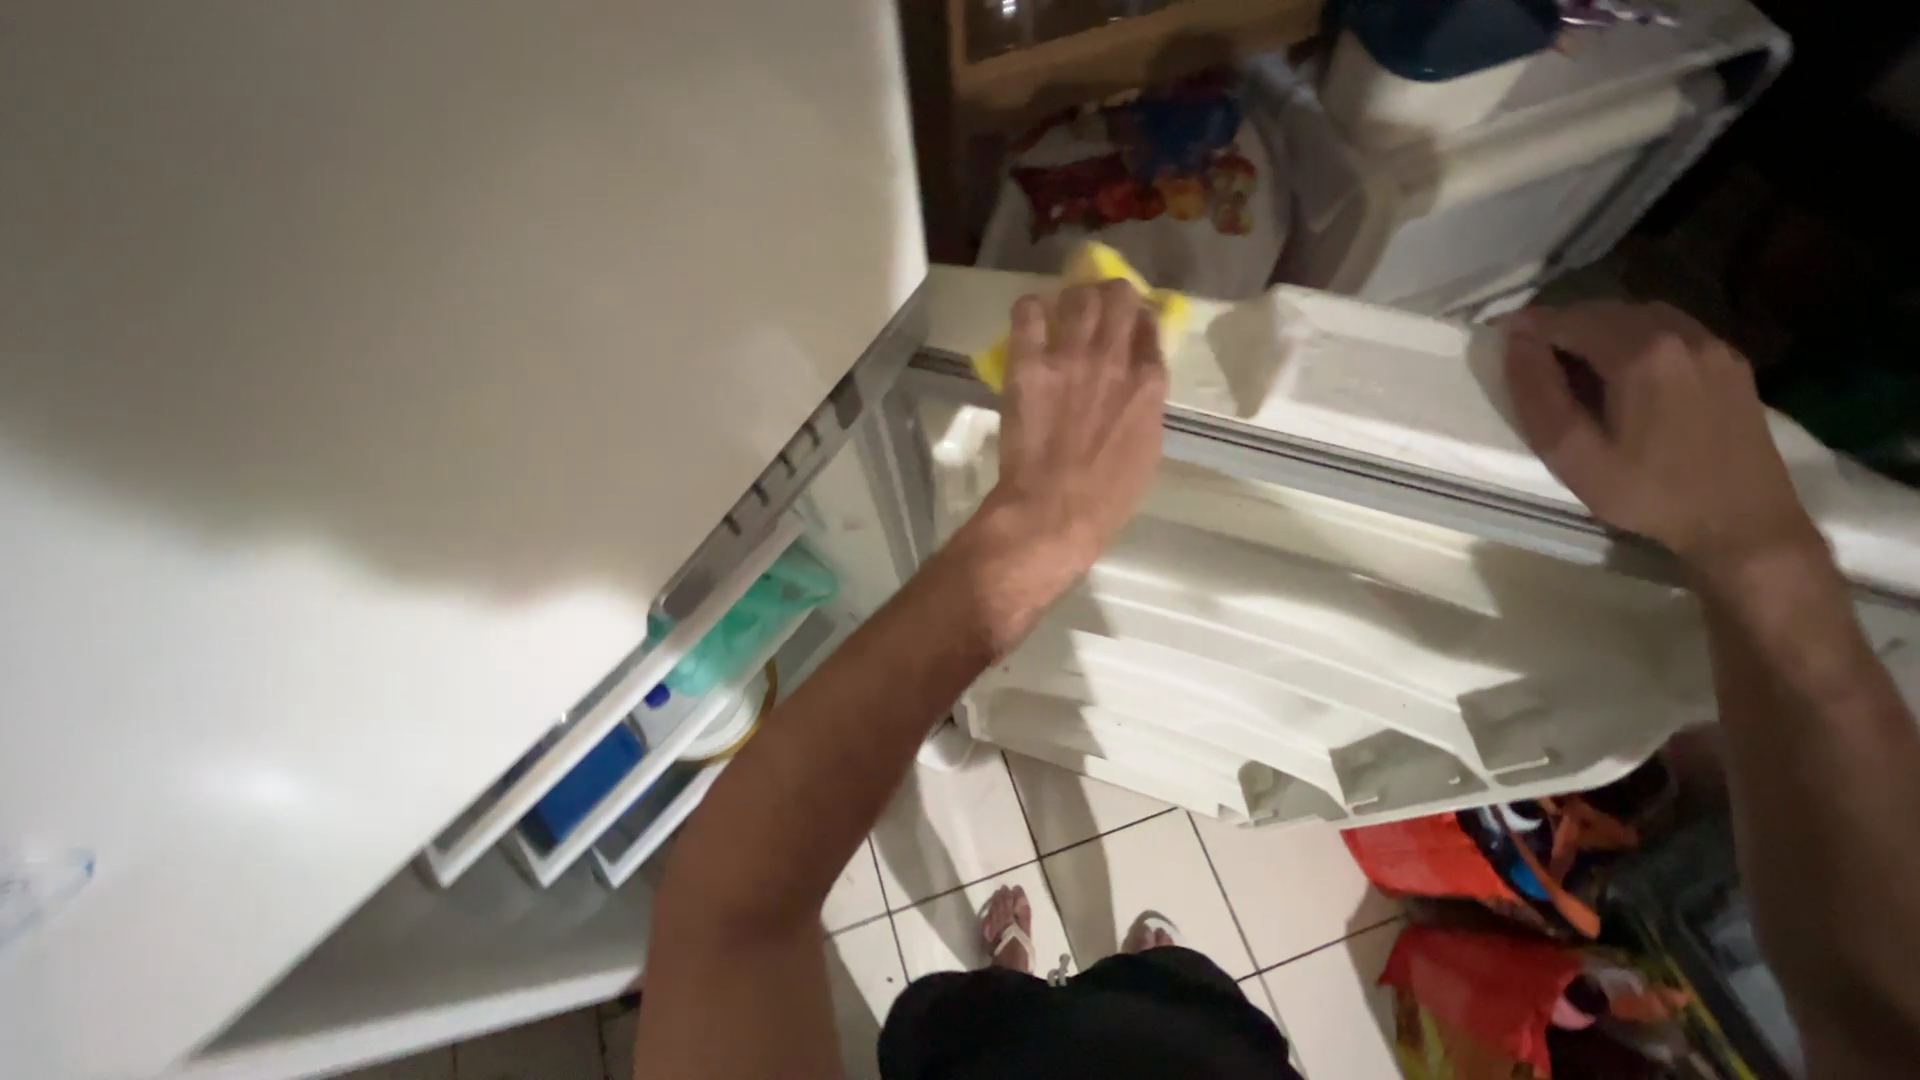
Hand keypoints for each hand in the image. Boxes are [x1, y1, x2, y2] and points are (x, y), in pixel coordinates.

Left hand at [986, 280, 1167, 563]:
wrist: (1053, 509)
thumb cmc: (1106, 497)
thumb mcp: (1147, 450)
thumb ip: (1144, 407)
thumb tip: (1136, 387)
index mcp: (1148, 383)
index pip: (1148, 326)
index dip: (1136, 319)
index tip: (1127, 323)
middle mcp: (1113, 359)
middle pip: (1116, 297)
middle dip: (1109, 294)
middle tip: (1096, 305)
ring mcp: (1070, 357)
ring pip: (1077, 297)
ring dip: (1073, 298)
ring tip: (1064, 309)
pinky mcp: (1029, 364)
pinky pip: (1028, 313)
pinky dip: (1032, 309)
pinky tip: (1031, 319)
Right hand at [1502, 301, 1823, 579]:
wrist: (1741, 520)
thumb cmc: (1645, 492)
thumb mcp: (1571, 453)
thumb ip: (1537, 393)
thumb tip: (1517, 343)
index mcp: (1640, 354)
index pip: (1569, 319)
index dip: (1528, 326)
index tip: (1498, 336)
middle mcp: (1682, 335)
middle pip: (1605, 311)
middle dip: (1562, 326)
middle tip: (1529, 355)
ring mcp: (1713, 345)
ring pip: (1639, 316)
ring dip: (1597, 329)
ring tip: (1571, 363)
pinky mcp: (1730, 362)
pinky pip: (1671, 331)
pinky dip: (1633, 338)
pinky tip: (1621, 372)